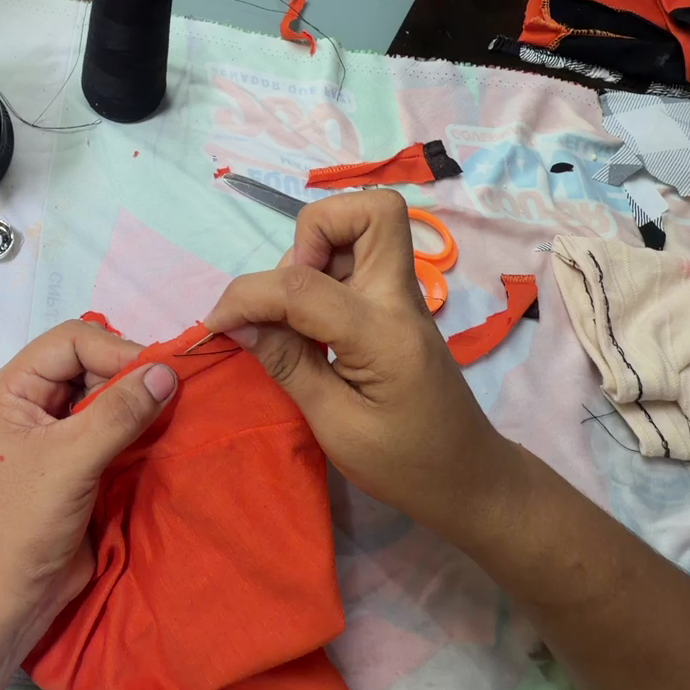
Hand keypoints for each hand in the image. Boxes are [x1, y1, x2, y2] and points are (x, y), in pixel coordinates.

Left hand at [0, 319, 178, 637]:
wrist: (10, 598)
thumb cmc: (25, 523)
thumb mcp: (71, 461)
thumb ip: (118, 413)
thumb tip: (166, 371)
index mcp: (12, 388)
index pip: (70, 342)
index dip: (114, 350)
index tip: (157, 375)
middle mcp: (31, 400)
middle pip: (88, 361)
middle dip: (126, 374)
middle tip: (165, 395)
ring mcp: (53, 429)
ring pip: (102, 391)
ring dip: (134, 400)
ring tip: (165, 412)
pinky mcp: (75, 456)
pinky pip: (110, 423)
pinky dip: (135, 424)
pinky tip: (156, 432)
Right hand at [201, 190, 522, 540]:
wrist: (470, 480)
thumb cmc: (404, 465)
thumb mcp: (334, 426)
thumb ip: (286, 364)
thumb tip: (237, 323)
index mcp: (384, 334)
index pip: (304, 285)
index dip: (247, 296)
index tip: (219, 323)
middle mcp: (399, 298)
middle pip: (373, 210)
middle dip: (313, 229)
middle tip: (287, 289)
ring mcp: (402, 296)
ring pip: (363, 225)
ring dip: (314, 251)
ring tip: (293, 316)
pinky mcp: (395, 303)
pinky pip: (358, 255)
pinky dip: (323, 267)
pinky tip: (308, 318)